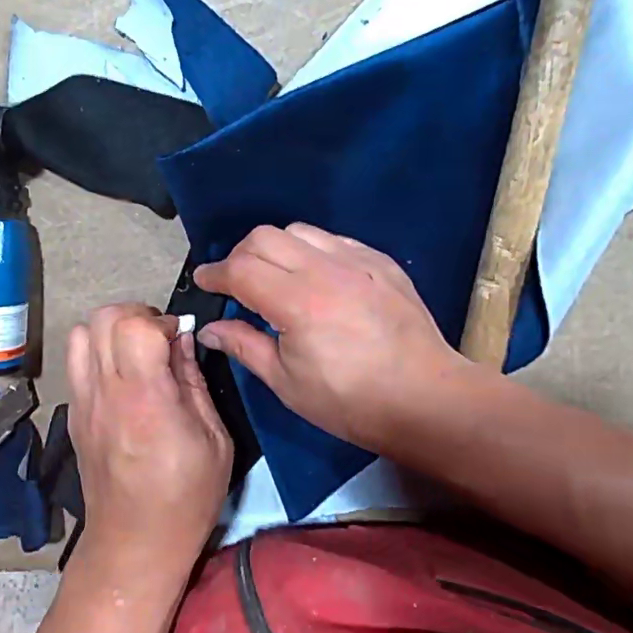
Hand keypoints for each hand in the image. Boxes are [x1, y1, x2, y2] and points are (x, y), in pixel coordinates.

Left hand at [66, 304, 232, 578]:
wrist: (133, 543)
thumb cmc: (185, 499)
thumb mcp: (215, 441)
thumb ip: (194, 382)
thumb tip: (183, 338)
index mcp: (145, 399)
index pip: (134, 326)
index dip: (161, 320)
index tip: (179, 336)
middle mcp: (105, 392)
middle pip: (102, 318)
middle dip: (135, 314)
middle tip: (159, 337)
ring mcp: (82, 401)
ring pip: (80, 332)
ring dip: (110, 329)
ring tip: (136, 350)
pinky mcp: (72, 412)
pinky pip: (75, 361)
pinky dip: (96, 352)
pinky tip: (120, 376)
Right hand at [193, 223, 477, 450]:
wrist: (428, 400)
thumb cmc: (351, 402)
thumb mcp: (287, 383)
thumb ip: (244, 346)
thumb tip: (210, 328)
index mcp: (298, 303)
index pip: (240, 269)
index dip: (214, 273)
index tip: (204, 281)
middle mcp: (325, 269)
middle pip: (264, 237)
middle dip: (240, 255)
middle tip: (236, 282)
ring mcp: (357, 260)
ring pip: (298, 231)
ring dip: (275, 248)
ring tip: (276, 277)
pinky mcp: (380, 261)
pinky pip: (332, 239)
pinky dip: (311, 251)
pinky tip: (316, 278)